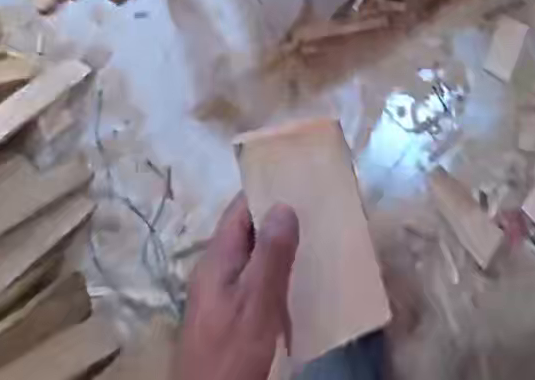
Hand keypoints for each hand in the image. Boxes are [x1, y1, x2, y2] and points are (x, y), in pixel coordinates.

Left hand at [176, 193, 300, 379]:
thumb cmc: (230, 357)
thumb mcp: (255, 304)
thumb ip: (270, 255)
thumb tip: (284, 204)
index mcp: (216, 259)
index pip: (240, 207)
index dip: (267, 188)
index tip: (300, 177)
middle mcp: (216, 271)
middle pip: (248, 230)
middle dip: (280, 217)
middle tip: (318, 207)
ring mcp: (222, 296)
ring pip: (255, 256)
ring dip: (282, 246)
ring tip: (318, 237)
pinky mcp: (231, 319)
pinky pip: (257, 282)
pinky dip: (279, 274)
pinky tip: (303, 281)